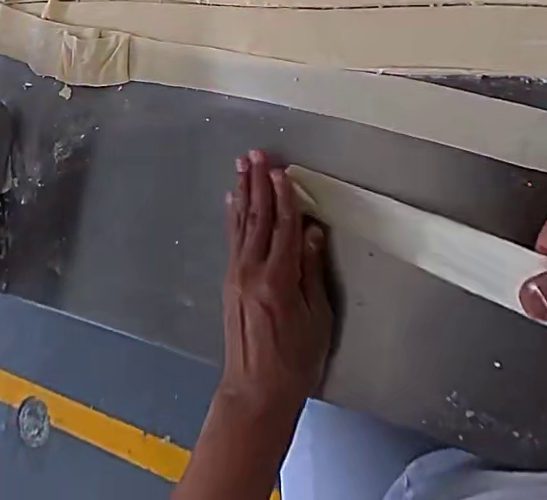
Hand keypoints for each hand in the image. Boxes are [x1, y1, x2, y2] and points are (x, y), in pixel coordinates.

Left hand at [218, 150, 332, 410]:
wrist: (255, 392)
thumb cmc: (295, 360)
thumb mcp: (316, 318)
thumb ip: (312, 271)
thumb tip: (312, 231)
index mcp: (278, 279)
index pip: (283, 226)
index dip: (285, 196)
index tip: (283, 170)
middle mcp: (252, 270)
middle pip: (258, 217)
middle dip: (258, 183)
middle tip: (256, 154)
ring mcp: (237, 273)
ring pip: (242, 222)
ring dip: (243, 191)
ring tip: (242, 165)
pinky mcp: (230, 280)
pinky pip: (233, 238)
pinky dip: (233, 215)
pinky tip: (232, 200)